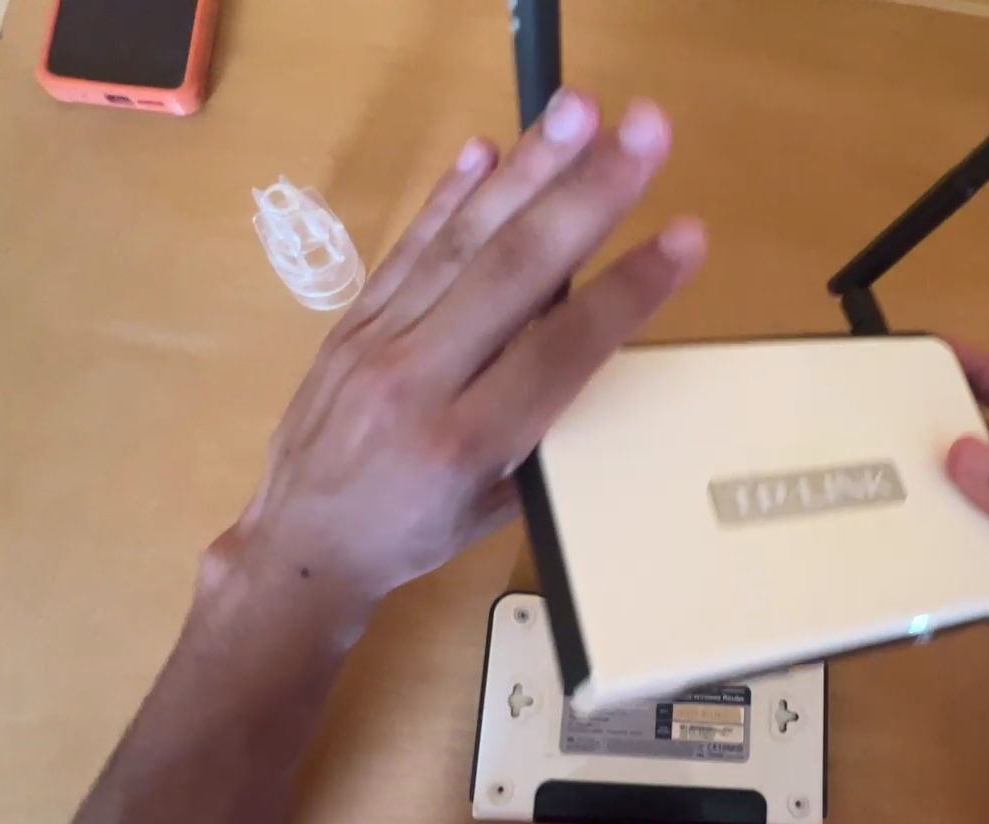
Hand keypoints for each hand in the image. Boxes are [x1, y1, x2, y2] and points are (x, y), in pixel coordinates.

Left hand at [207, 91, 705, 641]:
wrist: (303, 546)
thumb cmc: (412, 538)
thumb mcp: (495, 508)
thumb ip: (541, 432)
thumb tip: (580, 351)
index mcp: (465, 441)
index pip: (562, 350)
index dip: (627, 291)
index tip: (685, 237)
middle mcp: (420, 378)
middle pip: (515, 272)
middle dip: (588, 194)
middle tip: (644, 131)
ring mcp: (378, 340)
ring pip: (463, 243)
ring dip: (529, 170)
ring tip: (577, 111)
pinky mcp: (352, 320)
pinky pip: (409, 248)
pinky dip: (452, 196)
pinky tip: (488, 152)